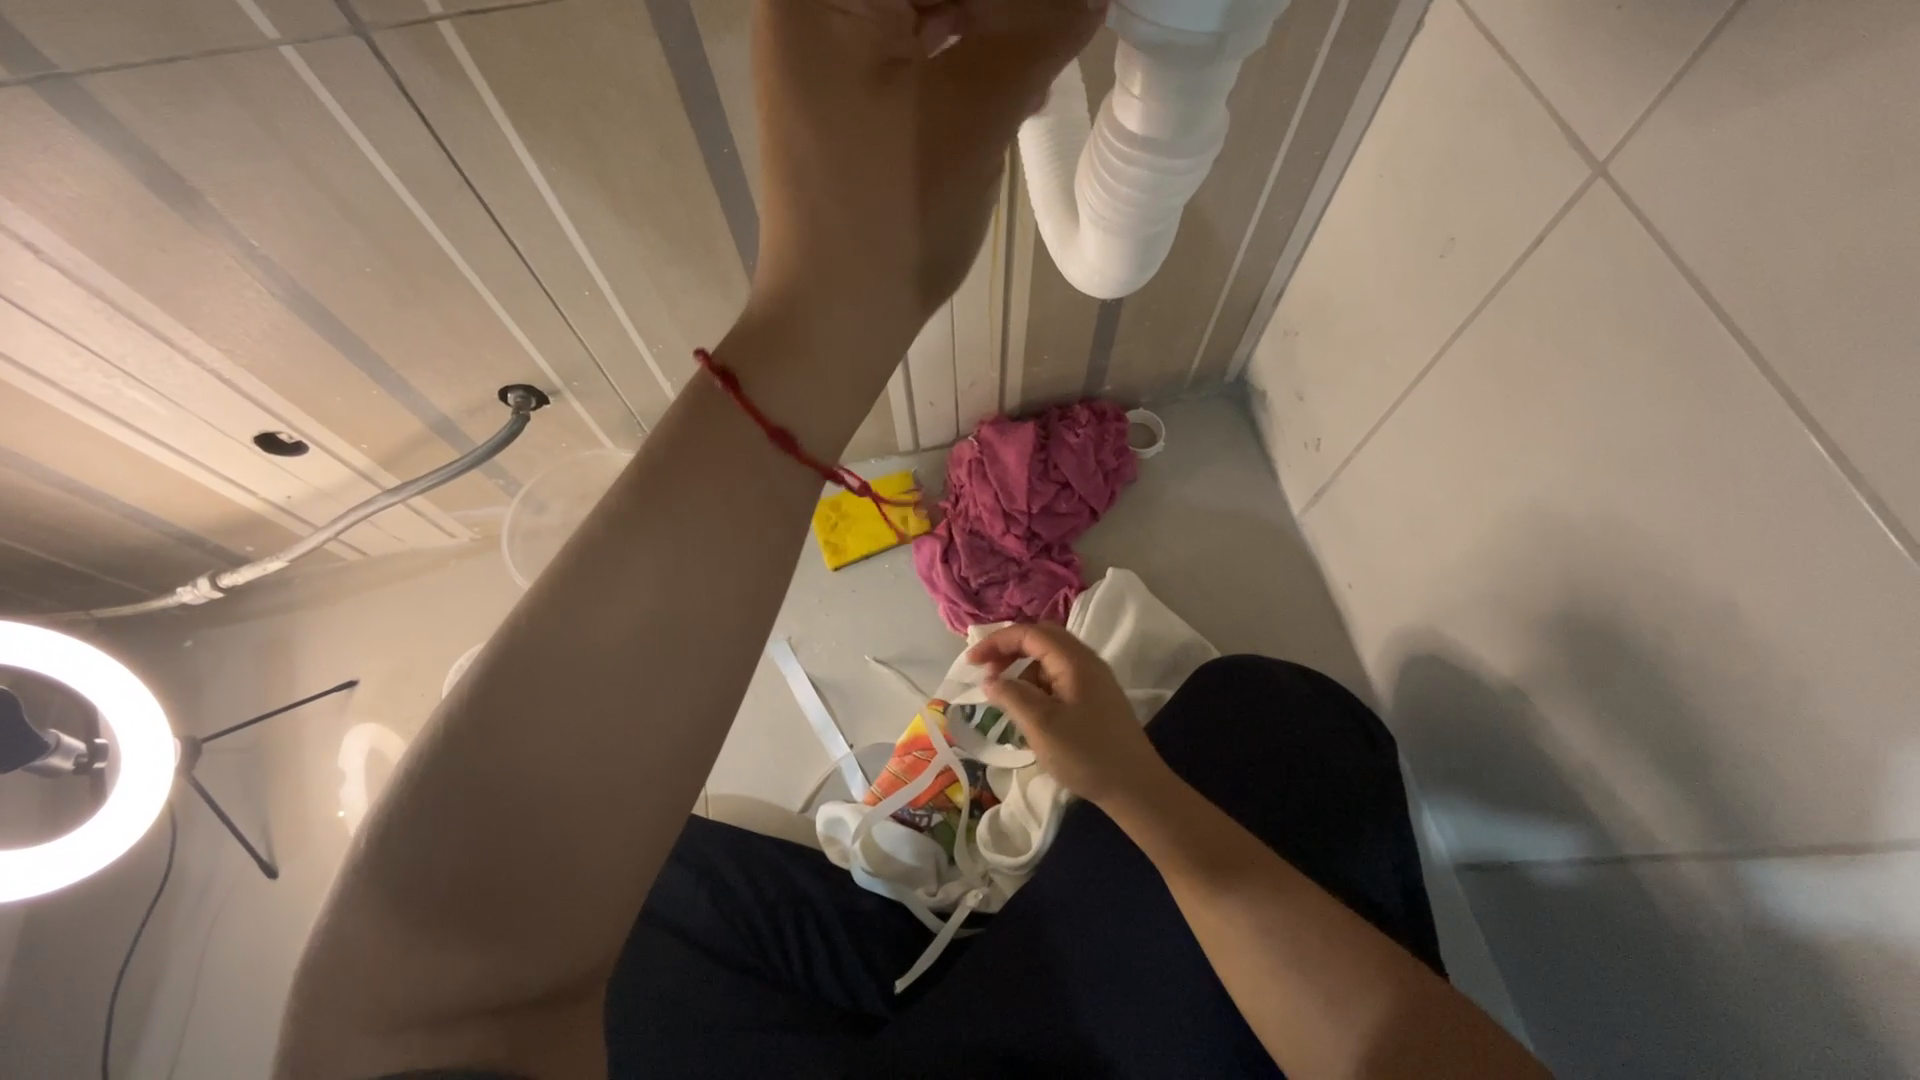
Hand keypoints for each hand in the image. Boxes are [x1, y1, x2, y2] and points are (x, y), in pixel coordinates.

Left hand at [749, 0, 1104, 349]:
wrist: (838, 318)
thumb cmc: (893, 213)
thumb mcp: (974, 112)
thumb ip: (1040, 31)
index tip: (1065, 11)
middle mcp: (812, 7)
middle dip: (1003, 6)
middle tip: (1065, 26)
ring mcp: (827, 58)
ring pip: (924, 9)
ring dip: (994, 28)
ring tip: (1053, 54)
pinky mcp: (847, 102)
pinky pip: (916, 55)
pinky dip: (968, 62)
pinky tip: (1020, 87)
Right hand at [968, 623, 1172, 806]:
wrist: (1135, 787)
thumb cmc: (1086, 754)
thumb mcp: (1041, 725)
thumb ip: (1012, 696)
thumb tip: (991, 680)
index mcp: (1075, 661)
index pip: (1030, 633)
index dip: (996, 642)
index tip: (971, 663)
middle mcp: (1086, 662)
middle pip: (1042, 639)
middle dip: (1009, 650)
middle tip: (987, 673)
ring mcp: (1094, 681)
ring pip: (1051, 660)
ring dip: (1024, 670)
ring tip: (1007, 698)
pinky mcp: (1096, 699)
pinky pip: (1060, 679)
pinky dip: (1038, 686)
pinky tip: (1031, 712)